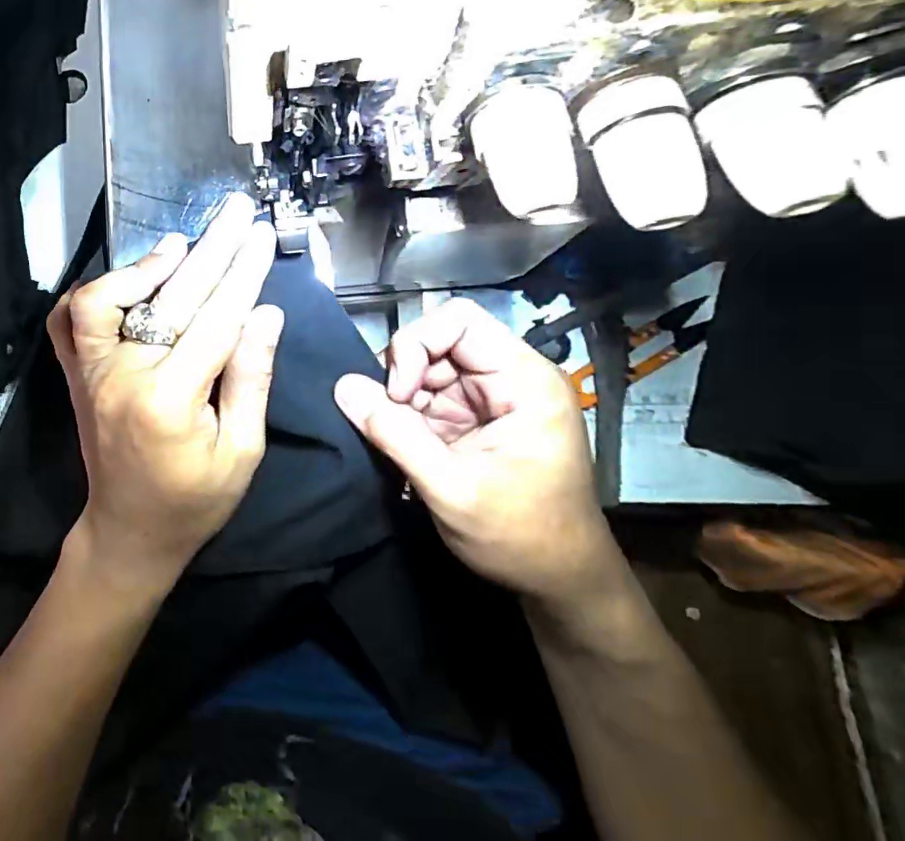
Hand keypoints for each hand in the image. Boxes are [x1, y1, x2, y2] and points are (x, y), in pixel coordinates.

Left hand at [49, 193, 282, 592]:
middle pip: (172, 297)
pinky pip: (72, 318)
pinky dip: (99, 290)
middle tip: (237, 214)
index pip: (216, 320)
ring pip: (109, 298)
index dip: (244, 274)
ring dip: (149, 266)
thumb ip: (251, 378)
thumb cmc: (195, 501)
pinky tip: (134, 277)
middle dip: (212, 249)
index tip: (263, 237)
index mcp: (170, 400)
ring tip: (184, 243)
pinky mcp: (78, 374)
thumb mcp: (243, 450)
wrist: (130, 531)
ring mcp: (92, 372)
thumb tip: (265, 314)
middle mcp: (122, 376)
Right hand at [332, 299, 612, 603]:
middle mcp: (512, 378)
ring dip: (404, 403)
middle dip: (404, 379)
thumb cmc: (520, 537)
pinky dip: (411, 420)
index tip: (398, 394)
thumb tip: (343, 387)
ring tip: (394, 443)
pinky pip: (434, 400)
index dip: (417, 345)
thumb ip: (394, 434)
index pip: (459, 322)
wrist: (560, 581)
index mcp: (524, 381)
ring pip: (431, 372)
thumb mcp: (451, 488)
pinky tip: (406, 450)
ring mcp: (495, 399)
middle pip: (441, 344)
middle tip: (385, 423)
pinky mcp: (479, 421)